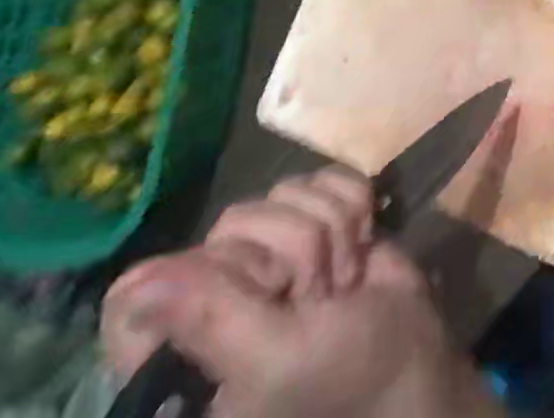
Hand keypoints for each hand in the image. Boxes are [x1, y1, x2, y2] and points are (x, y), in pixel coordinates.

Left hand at [101, 168, 500, 417]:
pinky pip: (322, 177)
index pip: (150, 284)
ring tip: (344, 280)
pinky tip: (362, 242)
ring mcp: (271, 245)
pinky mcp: (317, 216)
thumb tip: (140, 287)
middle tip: (317, 297)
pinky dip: (354, 203)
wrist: (414, 359)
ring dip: (333, 230)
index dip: (210, 273)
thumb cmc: (343, 376)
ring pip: (284, 193)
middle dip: (297, 249)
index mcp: (185, 340)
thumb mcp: (274, 361)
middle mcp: (219, 287)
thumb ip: (213, 320)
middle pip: (233, 223)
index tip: (261, 293)